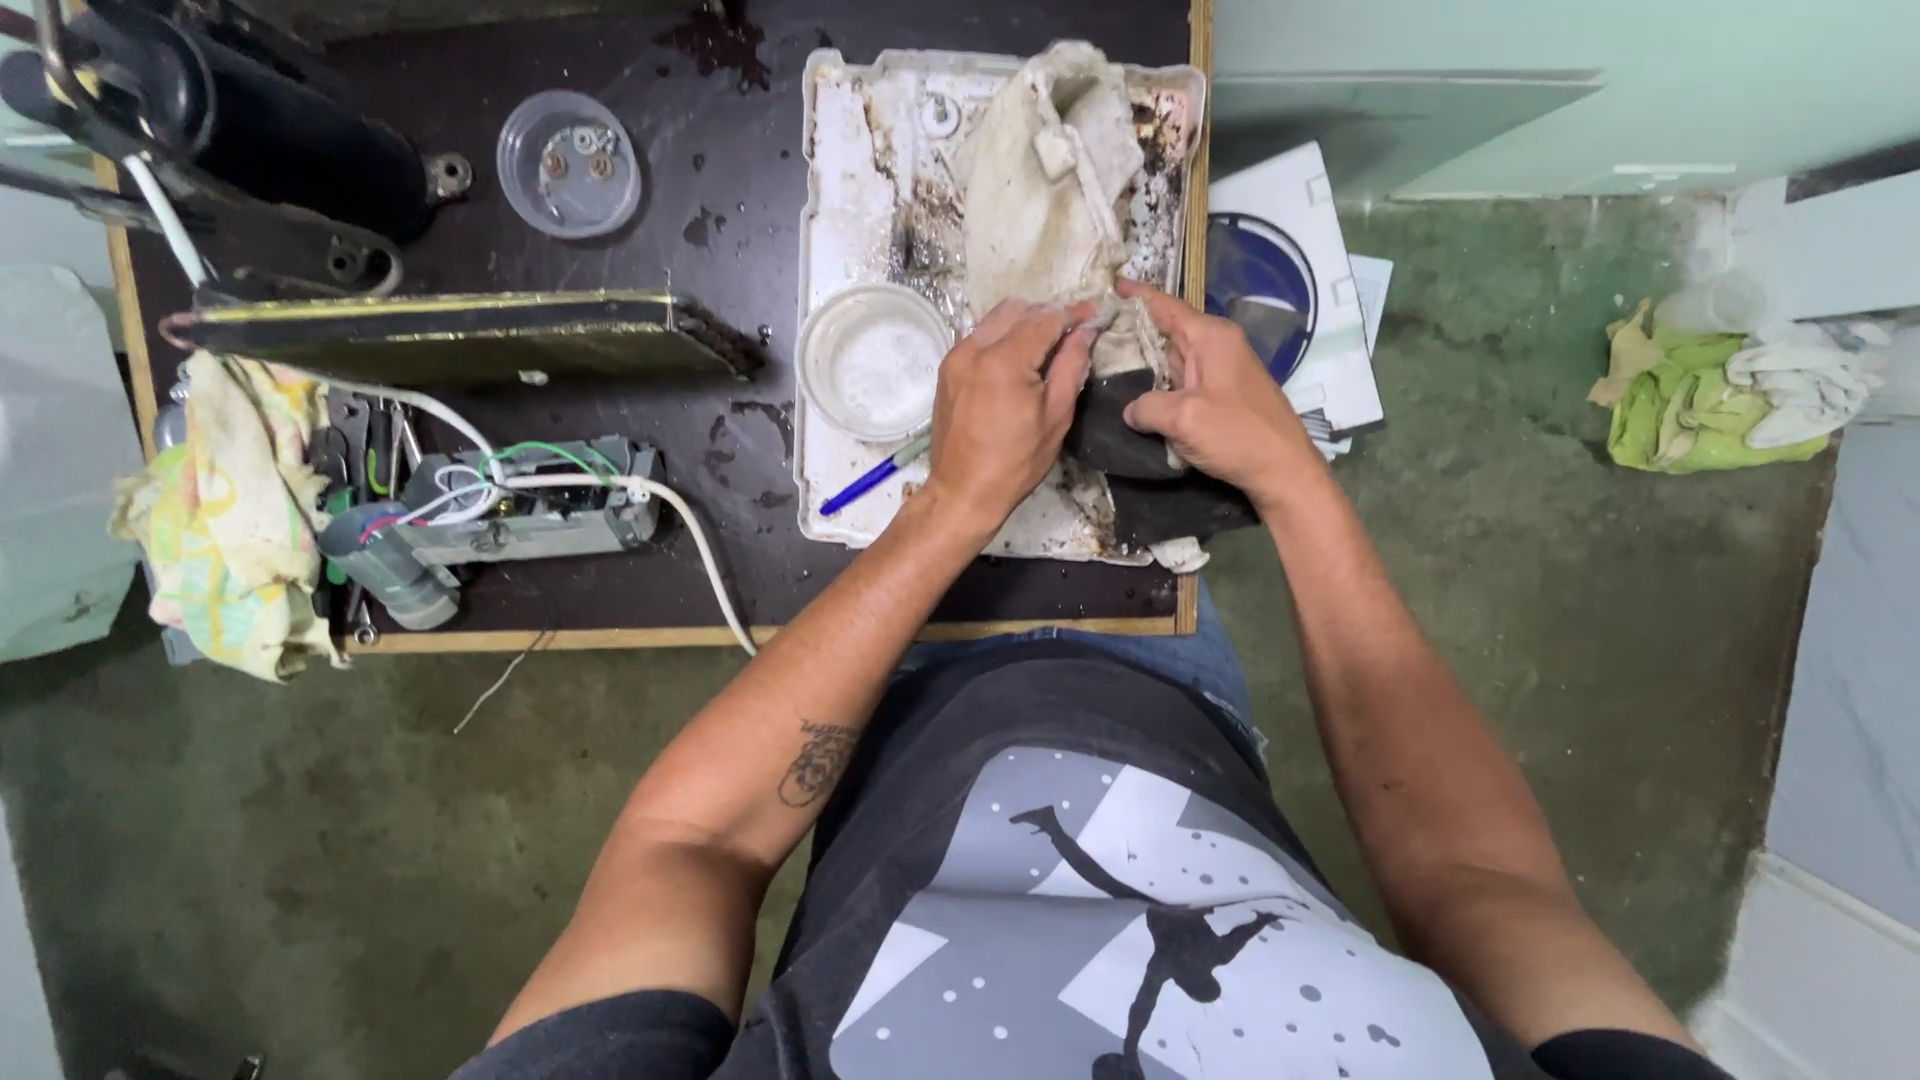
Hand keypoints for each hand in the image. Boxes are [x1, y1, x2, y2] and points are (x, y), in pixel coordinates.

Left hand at [924, 299, 1098, 537]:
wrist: (962, 492)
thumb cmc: (1015, 463)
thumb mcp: (1055, 417)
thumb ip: (1071, 367)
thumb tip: (1084, 333)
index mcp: (1003, 360)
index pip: (1045, 319)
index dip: (1073, 314)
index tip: (1095, 314)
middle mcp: (974, 349)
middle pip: (1016, 311)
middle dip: (1047, 314)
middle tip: (1072, 330)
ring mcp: (955, 358)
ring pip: (993, 320)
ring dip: (1022, 323)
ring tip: (1046, 343)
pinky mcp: (946, 371)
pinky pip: (977, 338)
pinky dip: (1000, 338)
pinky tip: (1017, 358)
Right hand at [1117, 279, 1321, 511]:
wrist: (1282, 470)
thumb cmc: (1237, 435)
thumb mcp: (1183, 418)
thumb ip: (1147, 407)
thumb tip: (1131, 410)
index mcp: (1210, 337)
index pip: (1166, 306)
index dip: (1134, 296)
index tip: (1106, 287)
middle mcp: (1215, 346)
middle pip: (1165, 330)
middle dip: (1130, 330)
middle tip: (1091, 334)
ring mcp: (1217, 372)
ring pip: (1170, 358)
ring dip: (1142, 361)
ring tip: (1101, 362)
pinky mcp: (1217, 396)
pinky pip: (1179, 382)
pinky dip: (1156, 384)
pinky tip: (1133, 394)